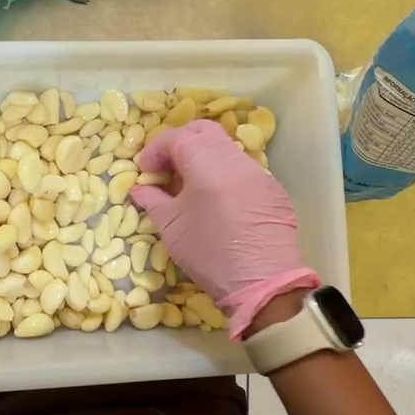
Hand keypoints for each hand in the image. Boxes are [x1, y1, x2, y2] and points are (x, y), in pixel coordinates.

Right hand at [130, 119, 319, 340]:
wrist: (262, 283)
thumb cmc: (208, 252)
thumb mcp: (170, 226)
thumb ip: (152, 199)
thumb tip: (141, 188)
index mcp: (207, 163)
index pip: (176, 137)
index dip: (155, 150)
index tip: (145, 172)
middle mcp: (235, 159)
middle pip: (204, 131)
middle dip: (179, 143)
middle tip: (166, 169)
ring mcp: (258, 173)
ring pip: (225, 148)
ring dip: (202, 158)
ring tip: (189, 187)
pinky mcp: (273, 190)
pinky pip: (242, 170)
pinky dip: (222, 175)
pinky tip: (216, 202)